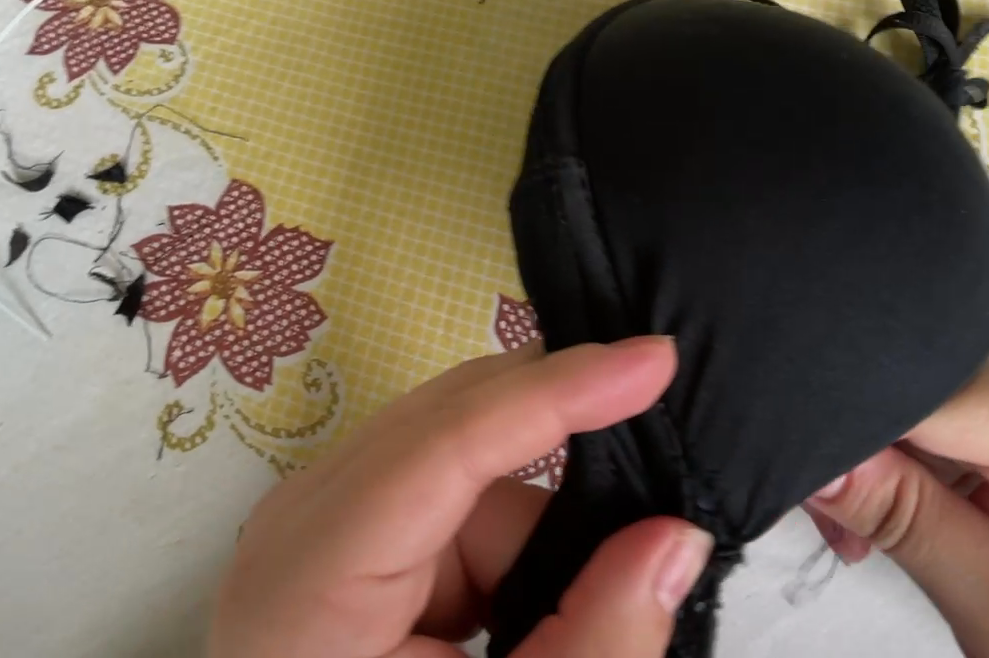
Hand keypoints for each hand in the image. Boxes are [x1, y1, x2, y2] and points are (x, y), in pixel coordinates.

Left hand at [209, 336, 711, 657]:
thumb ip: (590, 640)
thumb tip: (676, 537)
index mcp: (315, 569)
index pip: (445, 440)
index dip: (552, 391)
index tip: (651, 359)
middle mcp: (312, 510)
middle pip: (458, 421)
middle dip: (565, 423)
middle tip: (662, 417)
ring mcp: (329, 506)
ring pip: (470, 457)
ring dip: (539, 517)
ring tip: (554, 604)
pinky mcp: (355, 516)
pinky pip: (457, 487)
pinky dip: (511, 533)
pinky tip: (519, 606)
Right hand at [804, 342, 988, 657]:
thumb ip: (911, 524)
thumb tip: (809, 453)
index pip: (912, 381)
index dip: (838, 415)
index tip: (787, 468)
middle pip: (896, 375)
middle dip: (843, 441)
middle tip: (831, 525)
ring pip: (893, 390)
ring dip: (858, 456)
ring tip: (856, 534)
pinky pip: (913, 409)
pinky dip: (881, 459)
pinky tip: (878, 511)